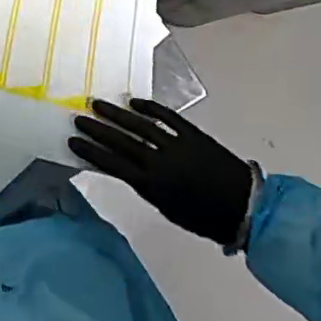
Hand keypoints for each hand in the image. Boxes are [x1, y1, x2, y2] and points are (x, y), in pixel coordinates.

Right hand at [69, 98, 260, 251]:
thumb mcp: (166, 208)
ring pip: (140, 125)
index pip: (111, 163)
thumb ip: (145, 186)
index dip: (90, 151)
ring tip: (97, 103)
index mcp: (151, 184)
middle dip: (97, 129)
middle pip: (120, 140)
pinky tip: (134, 102)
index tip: (73, 140)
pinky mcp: (193, 135)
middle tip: (78, 117)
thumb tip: (125, 170)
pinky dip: (150, 108)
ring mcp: (177, 145)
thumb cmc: (204, 217)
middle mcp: (159, 161)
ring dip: (116, 114)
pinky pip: (168, 117)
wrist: (248, 210)